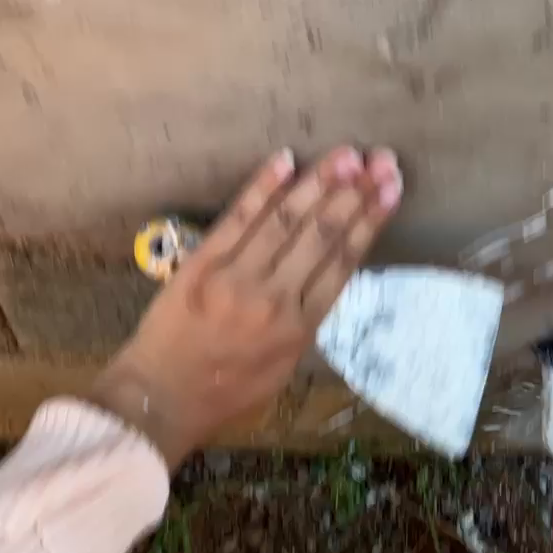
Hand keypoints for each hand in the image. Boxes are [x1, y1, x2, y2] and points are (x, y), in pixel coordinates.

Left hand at [89, 146, 402, 464]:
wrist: (161, 397)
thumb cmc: (227, 388)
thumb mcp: (284, 365)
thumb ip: (308, 316)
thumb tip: (332, 264)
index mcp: (301, 327)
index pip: (344, 261)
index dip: (371, 220)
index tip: (391, 188)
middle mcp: (275, 298)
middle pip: (323, 234)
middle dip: (357, 193)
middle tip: (382, 160)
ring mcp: (237, 277)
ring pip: (288, 219)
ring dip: (321, 182)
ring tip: (348, 154)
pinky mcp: (203, 260)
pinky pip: (239, 216)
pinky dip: (263, 186)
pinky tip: (286, 159)